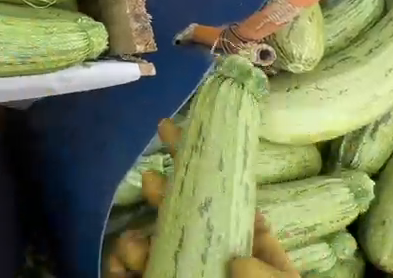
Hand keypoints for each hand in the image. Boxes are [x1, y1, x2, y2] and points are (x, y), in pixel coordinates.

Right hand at [104, 119, 298, 277]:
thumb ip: (270, 277)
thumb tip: (236, 256)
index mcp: (253, 259)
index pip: (230, 201)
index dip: (200, 161)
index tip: (169, 129)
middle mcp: (214, 261)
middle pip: (184, 213)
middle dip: (163, 195)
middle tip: (152, 186)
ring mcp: (181, 272)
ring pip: (152, 240)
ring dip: (138, 238)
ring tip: (134, 253)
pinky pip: (131, 266)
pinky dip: (122, 262)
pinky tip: (122, 266)